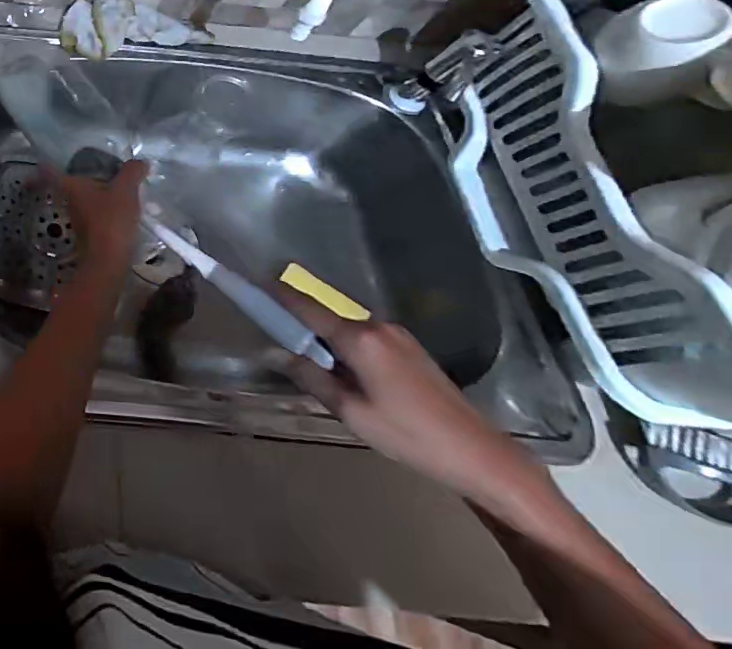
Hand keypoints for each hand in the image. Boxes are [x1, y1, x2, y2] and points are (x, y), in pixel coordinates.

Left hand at [55, 159, 147, 274]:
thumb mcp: (125, 191)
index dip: (45, 168)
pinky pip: (94, 216)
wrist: (107, 262)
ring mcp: (78, 222)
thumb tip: (140, 162)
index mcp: (73, 188)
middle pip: (67, 188)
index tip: (42, 163)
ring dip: (91, 196)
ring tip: (111, 190)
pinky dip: (102, 212)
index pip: (51, 174)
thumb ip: (132, 173)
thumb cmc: (110, 220)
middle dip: (76, 180)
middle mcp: (70, 203)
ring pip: (81, 203)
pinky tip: (119, 211)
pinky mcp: (89, 236)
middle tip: (91, 171)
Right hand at [283, 296, 544, 505]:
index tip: (256, 281)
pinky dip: (347, 345)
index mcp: (361, 338)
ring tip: (312, 364)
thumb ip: (312, 377)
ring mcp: (397, 333)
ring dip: (326, 337)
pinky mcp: (409, 346)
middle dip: (302, 320)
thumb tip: (275, 353)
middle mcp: (378, 325)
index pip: (310, 308)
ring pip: (348, 327)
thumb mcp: (352, 412)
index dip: (281, 295)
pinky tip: (347, 372)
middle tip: (278, 335)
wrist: (475, 450)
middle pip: (329, 315)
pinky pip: (366, 336)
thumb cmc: (409, 436)